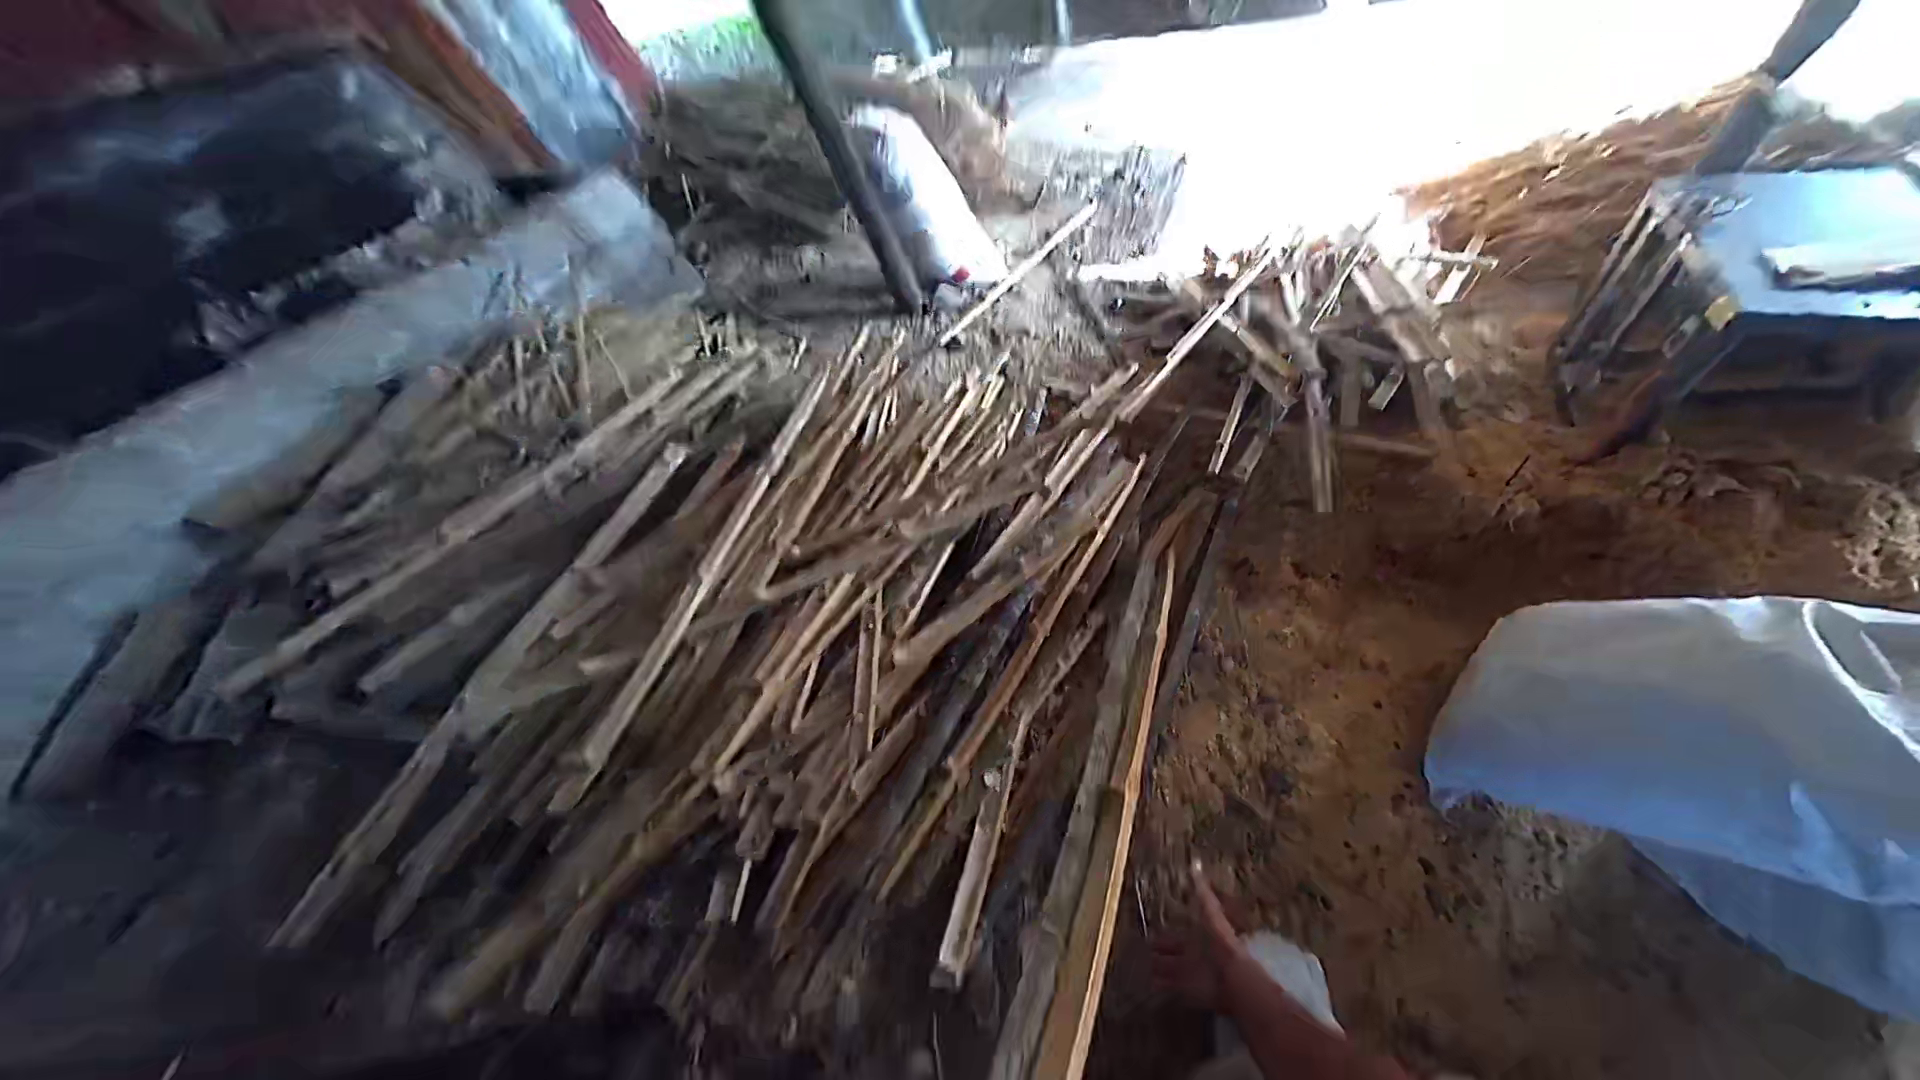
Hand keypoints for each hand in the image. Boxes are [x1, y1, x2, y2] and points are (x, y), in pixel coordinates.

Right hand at [1150, 860, 1246, 1011]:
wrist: (1232, 977)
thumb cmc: (1221, 942)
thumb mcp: (1211, 912)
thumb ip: (1203, 894)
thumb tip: (1196, 864)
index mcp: (1198, 937)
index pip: (1179, 934)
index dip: (1167, 934)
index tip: (1153, 933)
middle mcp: (1193, 955)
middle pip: (1174, 951)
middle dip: (1162, 949)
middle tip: (1146, 947)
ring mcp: (1190, 974)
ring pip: (1170, 968)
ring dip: (1160, 966)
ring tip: (1144, 965)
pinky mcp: (1187, 990)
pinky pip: (1171, 986)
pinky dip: (1160, 984)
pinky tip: (1150, 981)